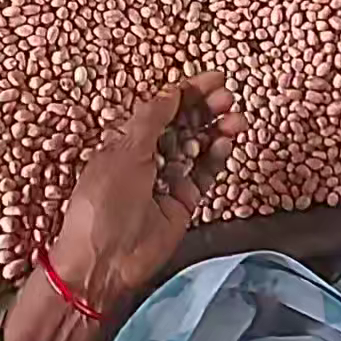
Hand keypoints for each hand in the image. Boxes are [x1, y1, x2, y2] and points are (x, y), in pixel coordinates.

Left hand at [51, 72, 244, 313]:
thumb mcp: (125, 152)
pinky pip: (204, 174)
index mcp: (128, 140)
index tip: (214, 79)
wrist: (104, 260)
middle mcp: (149, 156)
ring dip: (216, 131)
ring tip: (235, 120)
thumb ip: (152, 120)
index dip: (188, 92)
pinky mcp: (184, 201)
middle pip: (184, 125)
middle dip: (206, 109)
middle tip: (227, 98)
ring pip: (198, 147)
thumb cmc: (104, 202)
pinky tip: (225, 143)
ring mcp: (167, 179)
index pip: (164, 108)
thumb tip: (171, 92)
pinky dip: (215, 158)